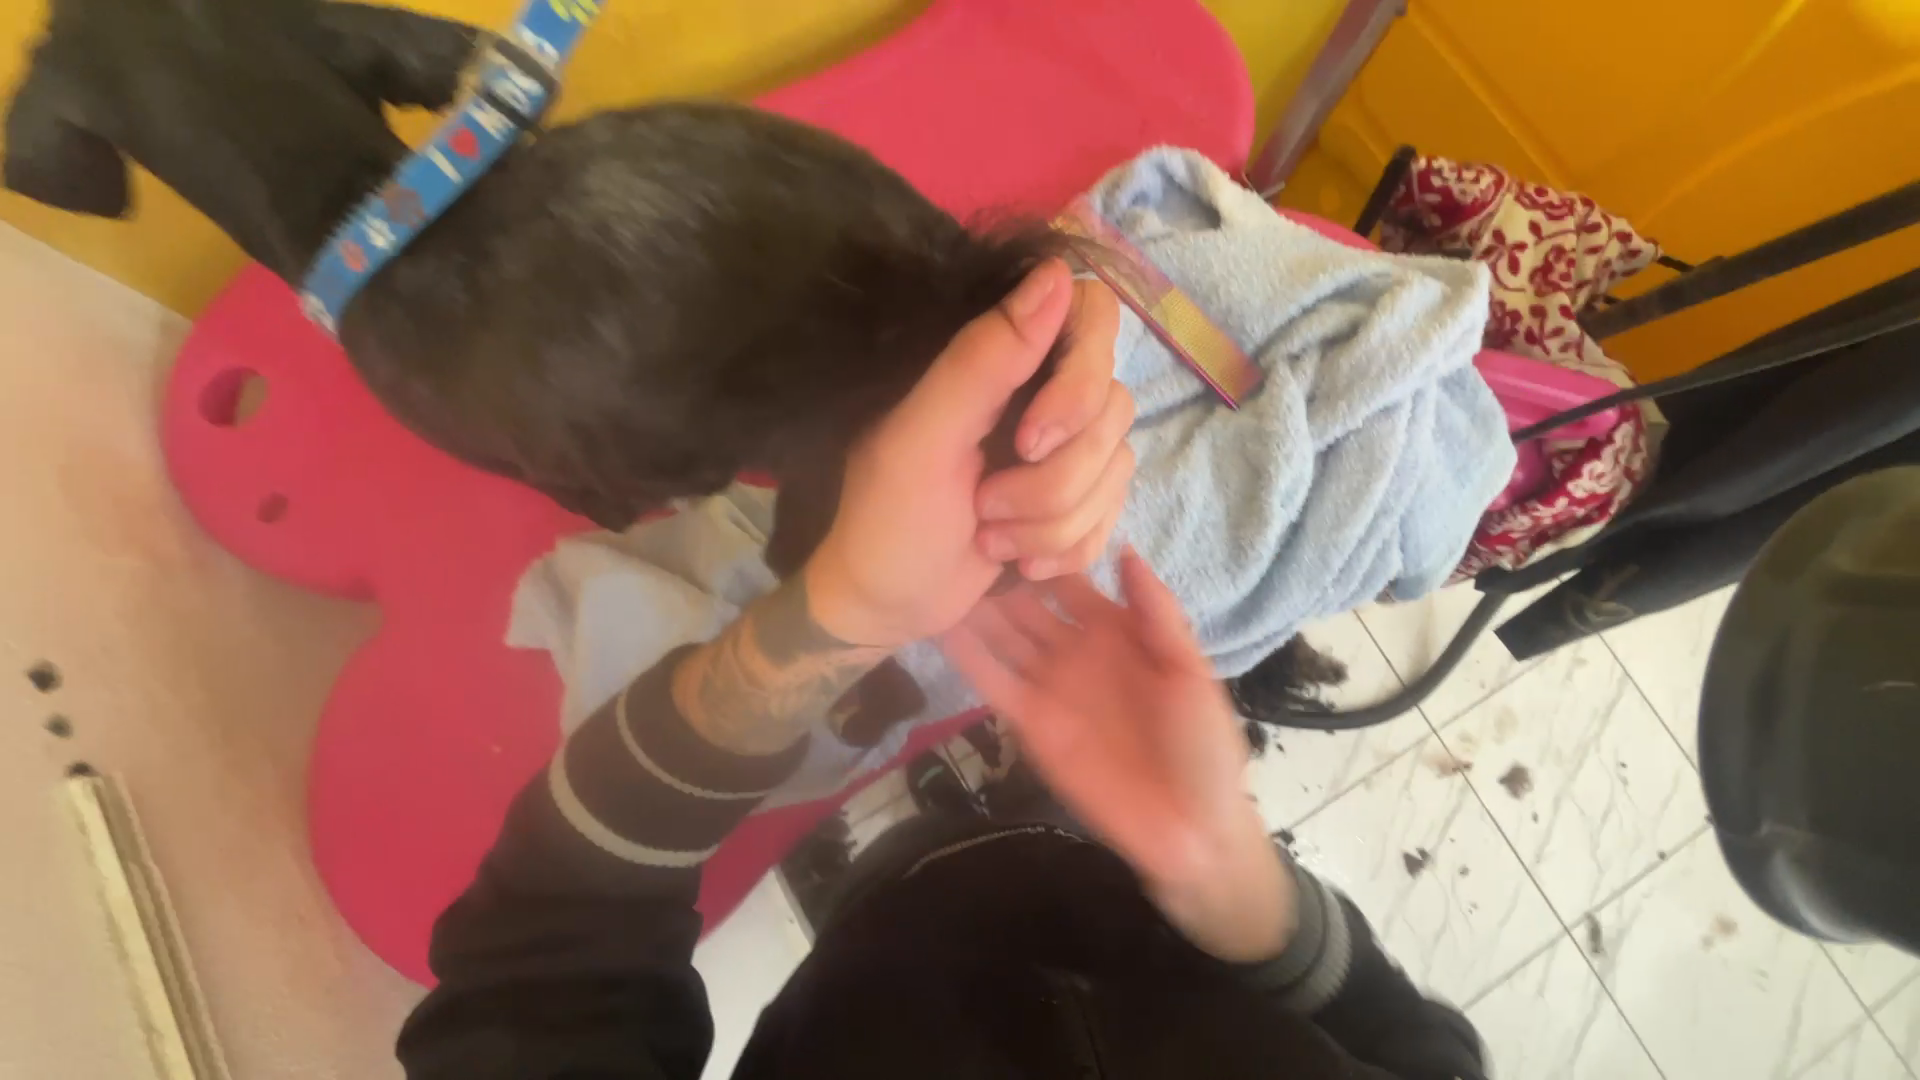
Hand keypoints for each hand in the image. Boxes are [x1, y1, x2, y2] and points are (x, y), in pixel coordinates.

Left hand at [806, 259, 1132, 647]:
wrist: (890, 602)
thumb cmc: (888, 517)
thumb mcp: (922, 438)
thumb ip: (983, 359)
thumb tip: (1058, 273)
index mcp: (1000, 361)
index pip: (1092, 319)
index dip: (1078, 383)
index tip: (1031, 439)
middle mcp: (1042, 392)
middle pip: (1112, 408)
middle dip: (1052, 482)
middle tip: (984, 507)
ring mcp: (1065, 447)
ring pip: (1116, 467)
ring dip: (1054, 522)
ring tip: (990, 539)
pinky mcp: (1079, 498)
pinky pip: (1114, 513)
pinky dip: (1067, 548)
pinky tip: (1018, 561)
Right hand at [943, 549, 1295, 961]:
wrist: (1192, 828)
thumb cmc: (1202, 743)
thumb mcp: (1189, 669)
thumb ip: (1156, 611)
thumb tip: (1124, 547)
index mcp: (1116, 630)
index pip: (1070, 581)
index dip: (1042, 553)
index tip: (1009, 516)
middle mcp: (1075, 650)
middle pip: (1028, 604)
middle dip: (998, 577)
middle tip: (958, 539)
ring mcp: (1049, 685)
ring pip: (1003, 637)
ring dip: (974, 609)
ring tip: (938, 571)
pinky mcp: (1029, 723)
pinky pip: (994, 683)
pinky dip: (967, 656)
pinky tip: (940, 625)